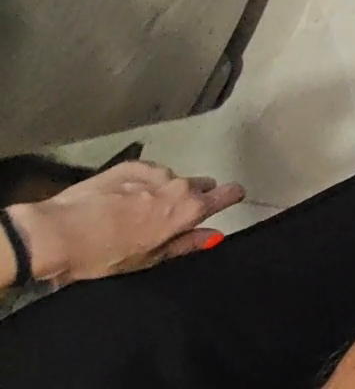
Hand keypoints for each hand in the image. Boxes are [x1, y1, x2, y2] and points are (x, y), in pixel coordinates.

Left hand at [7, 161, 242, 284]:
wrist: (54, 234)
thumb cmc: (101, 255)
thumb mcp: (145, 259)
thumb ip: (186, 244)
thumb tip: (215, 235)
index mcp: (190, 209)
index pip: (231, 192)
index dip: (228, 198)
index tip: (219, 204)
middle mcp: (182, 186)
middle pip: (201, 185)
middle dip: (189, 197)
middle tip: (161, 216)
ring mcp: (157, 173)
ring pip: (171, 179)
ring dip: (160, 191)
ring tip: (128, 209)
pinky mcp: (133, 165)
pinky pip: (147, 172)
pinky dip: (137, 183)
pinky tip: (115, 197)